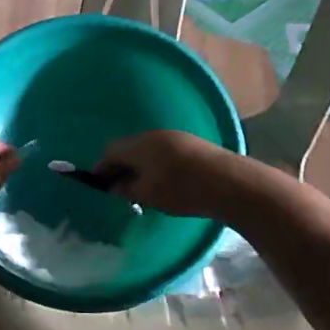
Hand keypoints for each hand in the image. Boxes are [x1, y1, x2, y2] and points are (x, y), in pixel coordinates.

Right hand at [92, 130, 241, 217]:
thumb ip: (125, 189)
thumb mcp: (146, 194)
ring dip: (140, 166)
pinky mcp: (193, 145)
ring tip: (142, 187)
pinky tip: (164, 181)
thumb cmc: (181, 189)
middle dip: (120, 166)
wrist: (231, 183)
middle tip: (118, 188)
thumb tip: (114, 186)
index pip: (109, 152)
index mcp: (138, 144)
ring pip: (147, 150)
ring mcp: (176, 137)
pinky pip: (164, 152)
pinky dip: (157, 165)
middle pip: (128, 148)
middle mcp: (154, 135)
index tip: (98, 185)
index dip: (101, 168)